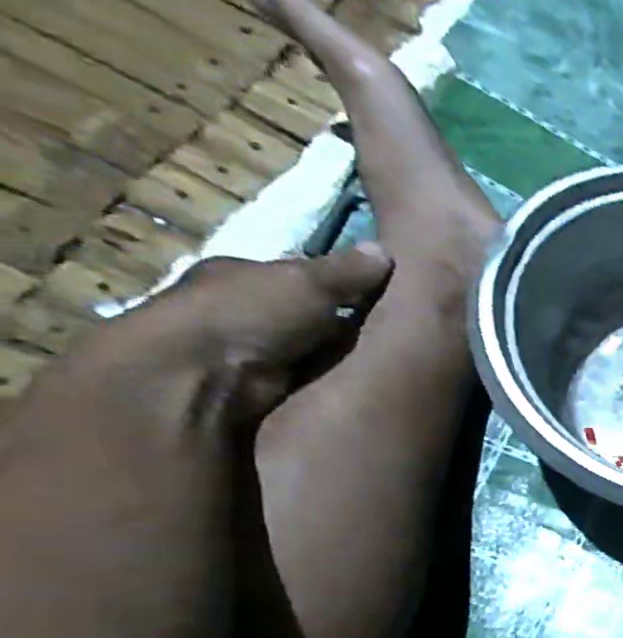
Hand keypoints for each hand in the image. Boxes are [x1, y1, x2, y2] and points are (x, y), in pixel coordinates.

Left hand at [90, 244, 393, 425]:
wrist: (206, 377)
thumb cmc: (249, 313)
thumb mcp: (307, 281)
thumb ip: (346, 269)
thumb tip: (384, 249)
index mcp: (242, 275)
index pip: (300, 276)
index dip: (341, 283)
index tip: (385, 295)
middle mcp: (243, 310)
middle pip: (312, 314)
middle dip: (349, 323)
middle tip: (401, 332)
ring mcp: (252, 351)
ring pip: (317, 349)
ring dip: (348, 357)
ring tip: (400, 361)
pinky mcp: (265, 388)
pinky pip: (316, 380)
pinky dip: (338, 382)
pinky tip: (371, 384)